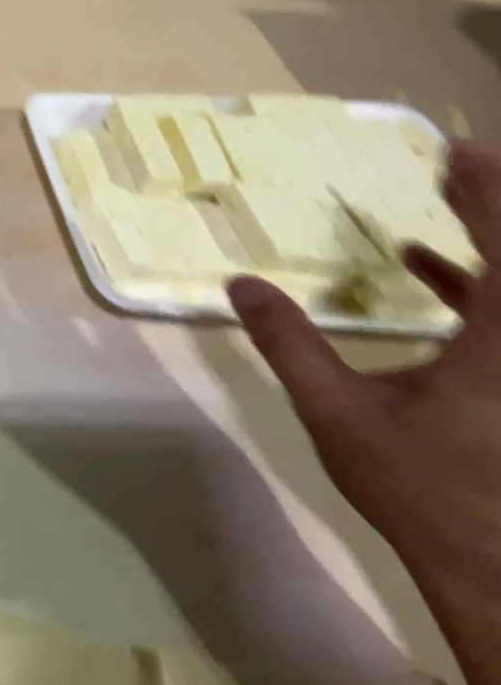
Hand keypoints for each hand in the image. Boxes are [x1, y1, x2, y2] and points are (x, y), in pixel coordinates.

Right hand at [228, 141, 500, 683]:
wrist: (499, 568)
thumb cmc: (420, 486)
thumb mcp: (337, 411)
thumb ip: (290, 343)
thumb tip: (240, 284)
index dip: (486, 192)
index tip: (455, 148)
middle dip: (497, 203)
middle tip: (459, 157)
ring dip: (491, 237)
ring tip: (454, 195)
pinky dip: (483, 281)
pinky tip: (430, 268)